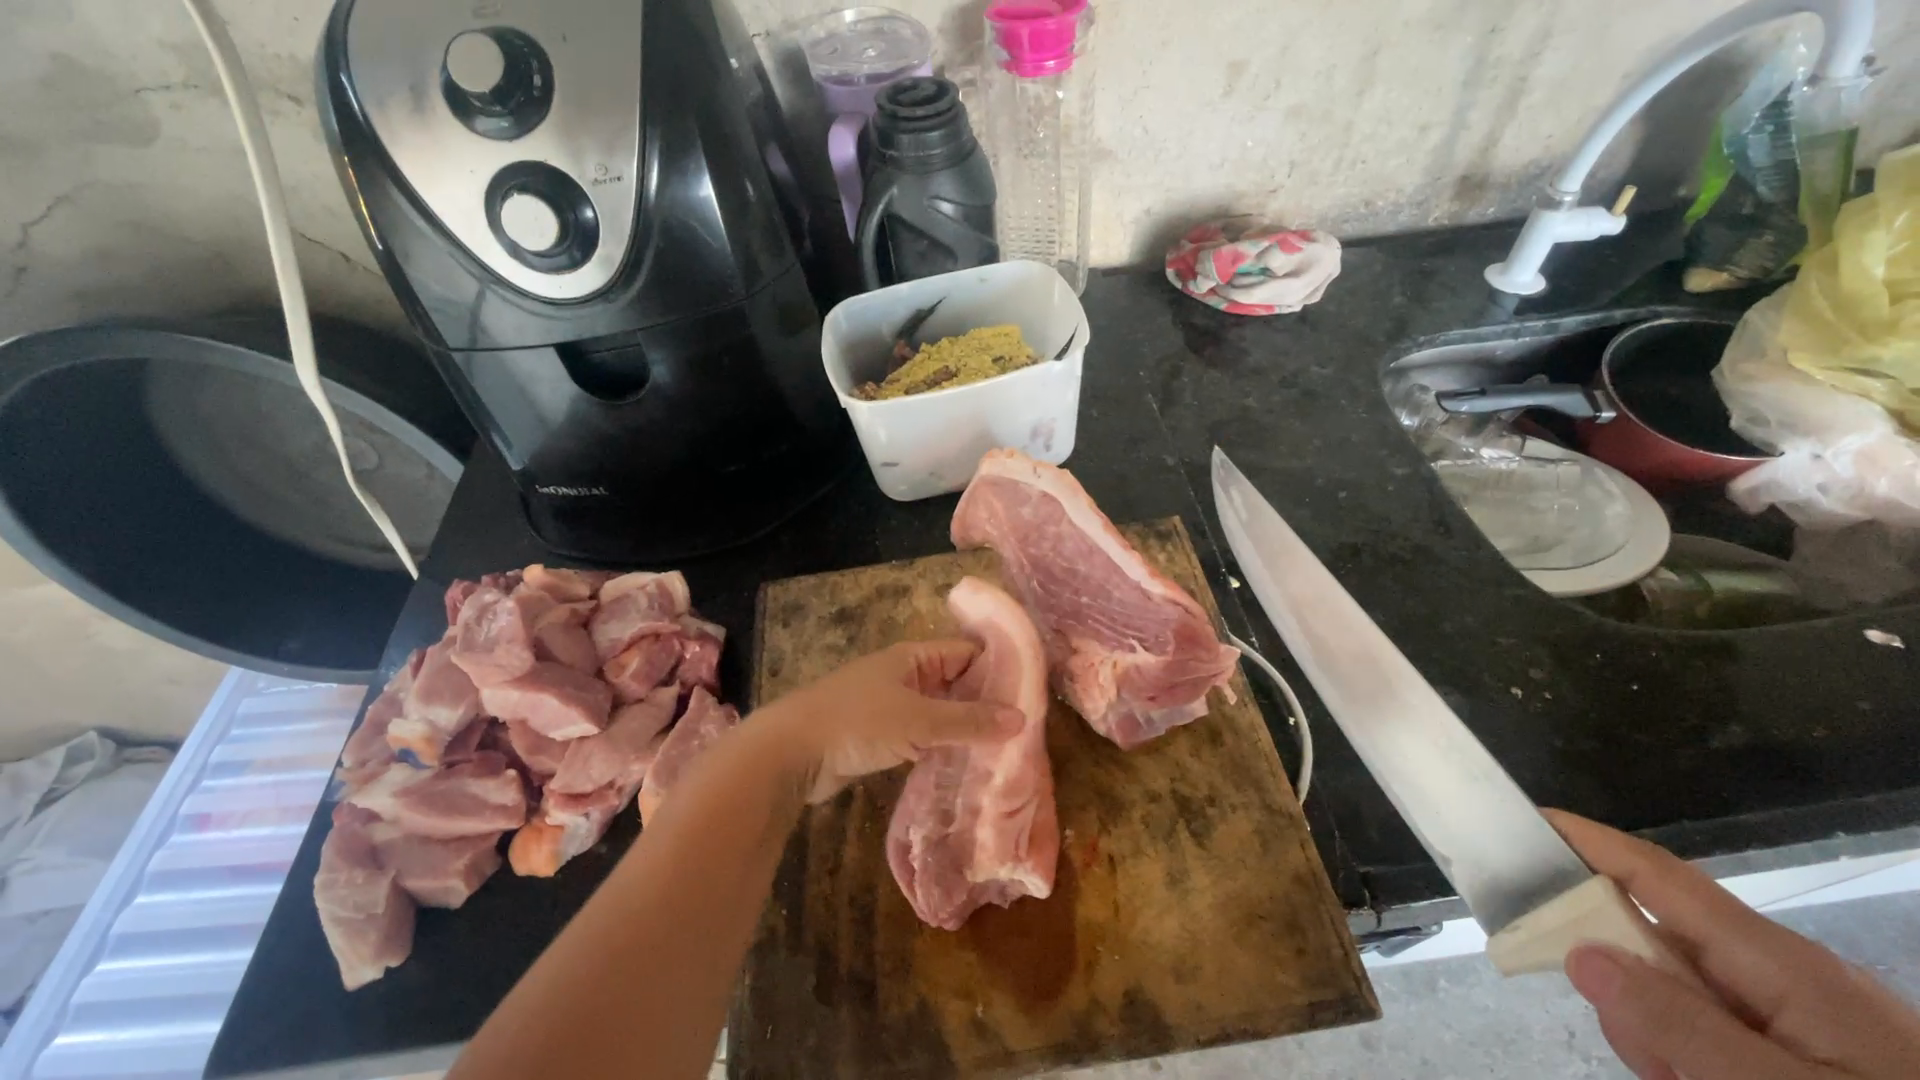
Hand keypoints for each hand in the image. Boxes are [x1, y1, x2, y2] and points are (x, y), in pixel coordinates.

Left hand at [758, 640, 1020, 803]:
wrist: (790, 753)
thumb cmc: (856, 723)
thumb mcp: (919, 720)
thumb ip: (969, 721)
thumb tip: (1023, 719)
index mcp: (912, 658)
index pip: (967, 654)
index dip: (999, 669)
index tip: (1032, 693)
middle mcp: (903, 676)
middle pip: (955, 684)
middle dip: (985, 704)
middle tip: (1024, 729)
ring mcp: (889, 707)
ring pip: (939, 713)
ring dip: (964, 729)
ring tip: (1003, 751)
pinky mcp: (878, 737)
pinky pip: (921, 737)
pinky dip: (941, 747)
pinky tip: (964, 766)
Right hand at [1546, 810, 1919, 1079]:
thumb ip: (1680, 1026)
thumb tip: (1582, 954)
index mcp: (1780, 962)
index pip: (1660, 876)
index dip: (1589, 841)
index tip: (1527, 821)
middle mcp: (1783, 972)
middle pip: (1657, 940)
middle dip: (1621, 983)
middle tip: (1643, 1056)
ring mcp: (1798, 1013)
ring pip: (1679, 993)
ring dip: (1660, 1037)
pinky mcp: (1807, 1047)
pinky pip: (1716, 1028)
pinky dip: (1694, 1057)